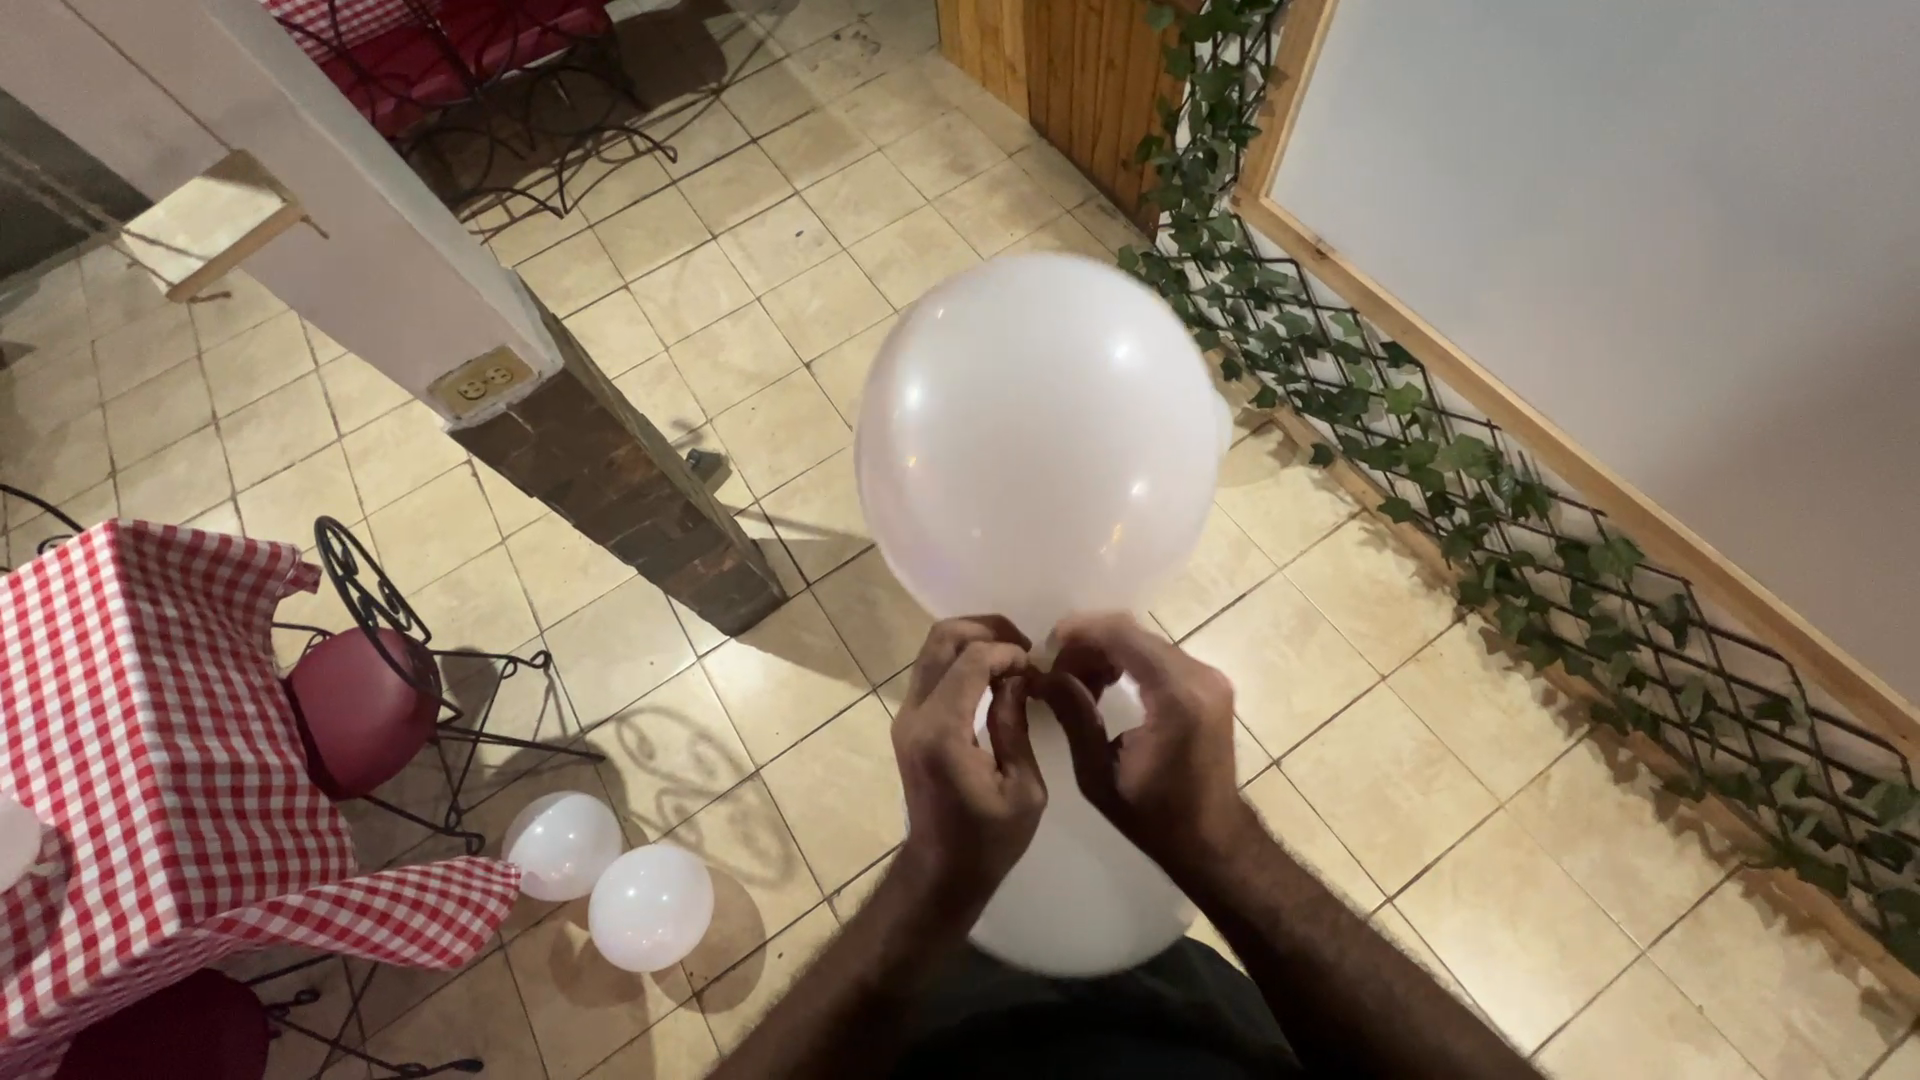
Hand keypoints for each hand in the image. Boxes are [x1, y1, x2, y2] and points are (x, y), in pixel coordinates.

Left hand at [890, 617, 1047, 915]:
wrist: (942, 870)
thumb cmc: (989, 840)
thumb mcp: (1024, 788)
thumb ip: (1016, 724)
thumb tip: (1017, 676)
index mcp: (942, 732)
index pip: (971, 660)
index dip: (1008, 651)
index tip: (1036, 666)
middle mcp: (914, 715)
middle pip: (941, 638)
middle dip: (986, 628)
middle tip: (1023, 646)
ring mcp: (905, 716)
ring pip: (932, 648)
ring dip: (973, 640)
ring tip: (1012, 657)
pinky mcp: (908, 721)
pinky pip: (932, 670)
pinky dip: (963, 658)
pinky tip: (993, 674)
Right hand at [1038, 612, 1259, 880]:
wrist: (1213, 840)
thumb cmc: (1154, 817)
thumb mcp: (1098, 774)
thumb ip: (1073, 716)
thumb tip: (1043, 674)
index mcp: (1177, 696)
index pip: (1123, 636)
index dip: (1081, 632)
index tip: (1046, 645)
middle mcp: (1199, 676)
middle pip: (1133, 633)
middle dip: (1089, 643)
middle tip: (1055, 670)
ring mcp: (1209, 677)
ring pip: (1144, 641)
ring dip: (1105, 651)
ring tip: (1074, 682)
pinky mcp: (1209, 684)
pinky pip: (1159, 655)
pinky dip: (1126, 660)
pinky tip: (1103, 685)